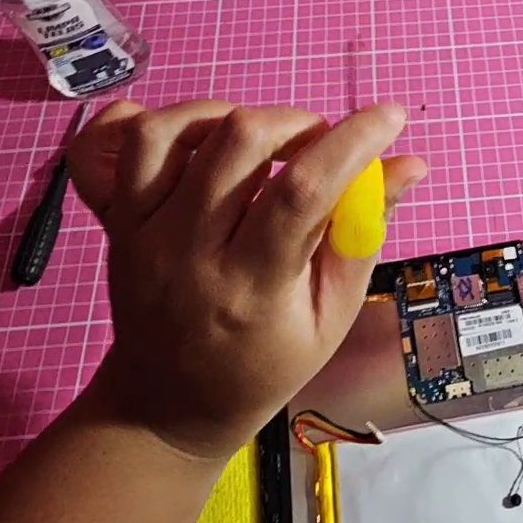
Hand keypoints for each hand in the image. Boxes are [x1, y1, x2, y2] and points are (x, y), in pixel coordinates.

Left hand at [64, 100, 426, 460]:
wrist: (167, 406)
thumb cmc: (264, 363)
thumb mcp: (332, 315)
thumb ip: (366, 233)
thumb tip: (410, 163)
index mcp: (250, 288)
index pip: (303, 192)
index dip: (353, 142)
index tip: (390, 116)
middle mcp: (186, 252)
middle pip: (237, 142)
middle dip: (297, 124)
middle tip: (318, 146)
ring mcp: (139, 232)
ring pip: (171, 130)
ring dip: (230, 117)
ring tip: (261, 141)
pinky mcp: (113, 219)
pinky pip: (114, 144)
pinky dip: (160, 121)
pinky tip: (199, 140)